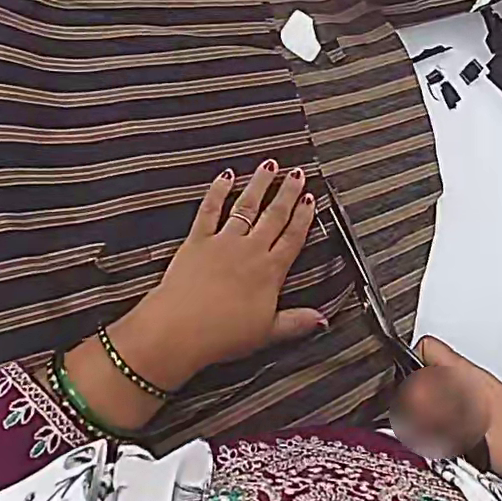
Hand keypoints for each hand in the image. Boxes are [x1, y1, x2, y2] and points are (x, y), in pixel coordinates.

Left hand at [108, 162, 325, 381]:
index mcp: (269, 272)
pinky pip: (209, 210)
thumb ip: (297, 322)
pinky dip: (217, 192)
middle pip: (275, 216)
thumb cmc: (222, 333)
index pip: (293, 237)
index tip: (311, 200)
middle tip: (298, 174)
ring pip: (247, 206)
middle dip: (288, 193)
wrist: (180, 329)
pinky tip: (225, 177)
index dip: (304, 217)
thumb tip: (321, 320)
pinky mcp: (197, 241)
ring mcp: (223, 242)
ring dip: (260, 185)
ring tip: (269, 166)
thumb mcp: (268, 332)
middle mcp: (250, 251)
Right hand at [393, 337, 501, 470]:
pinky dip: (447, 424)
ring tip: (431, 432)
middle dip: (416, 392)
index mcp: (464, 373)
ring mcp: (480, 398)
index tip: (397, 381)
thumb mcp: (463, 423)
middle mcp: (472, 381)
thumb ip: (432, 406)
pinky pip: (455, 411)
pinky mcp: (486, 418)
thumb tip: (406, 395)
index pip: (425, 347)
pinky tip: (450, 444)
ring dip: (431, 410)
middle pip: (430, 372)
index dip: (407, 359)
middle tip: (411, 414)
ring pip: (442, 394)